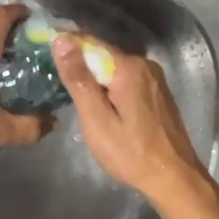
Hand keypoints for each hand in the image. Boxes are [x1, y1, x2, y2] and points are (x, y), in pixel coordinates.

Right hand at [53, 34, 205, 199]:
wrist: (174, 178)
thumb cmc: (131, 153)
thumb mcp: (97, 119)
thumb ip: (79, 79)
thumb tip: (61, 40)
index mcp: (129, 67)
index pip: (90, 42)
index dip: (66, 45)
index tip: (44, 53)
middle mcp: (144, 65)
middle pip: (103, 54)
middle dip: (80, 63)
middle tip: (56, 80)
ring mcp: (154, 79)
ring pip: (115, 68)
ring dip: (94, 77)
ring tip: (73, 93)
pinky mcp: (157, 92)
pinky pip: (126, 79)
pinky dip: (110, 86)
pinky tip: (100, 103)